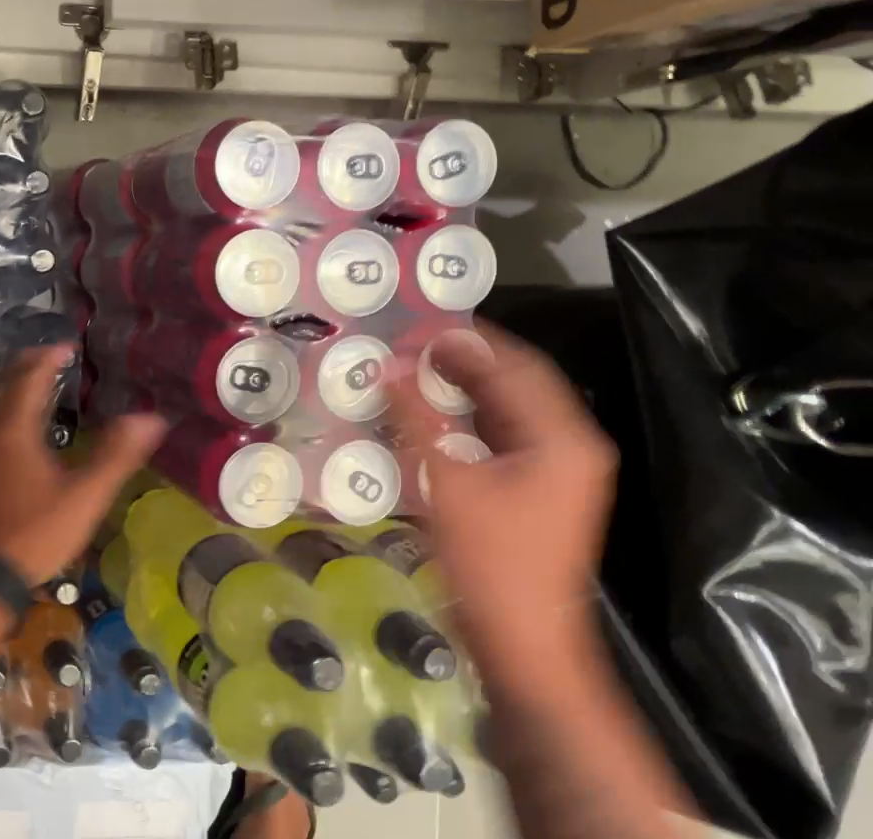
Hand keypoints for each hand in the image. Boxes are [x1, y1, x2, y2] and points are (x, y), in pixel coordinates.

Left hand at [0, 346, 165, 583]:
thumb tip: (152, 419)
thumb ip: (116, 456)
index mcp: (13, 430)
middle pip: (6, 386)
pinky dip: (10, 413)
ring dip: (18, 390)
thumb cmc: (35, 533)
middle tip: (53, 357)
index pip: (29, 379)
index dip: (48, 359)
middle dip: (28, 367)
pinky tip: (25, 430)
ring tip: (43, 387)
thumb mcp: (83, 497)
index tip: (67, 346)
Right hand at [391, 324, 617, 672]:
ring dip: (459, 389)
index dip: (469, 341)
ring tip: (406, 372)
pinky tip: (423, 415)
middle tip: (404, 345)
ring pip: (505, 410)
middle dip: (461, 362)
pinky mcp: (534, 489)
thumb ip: (419, 417)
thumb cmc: (489, 559)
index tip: (418, 324)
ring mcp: (555, 470)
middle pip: (514, 385)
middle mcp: (569, 446)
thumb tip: (392, 366)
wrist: (521, 636)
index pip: (518, 367)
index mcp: (563, 438)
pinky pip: (498, 436)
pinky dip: (463, 419)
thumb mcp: (446, 482)